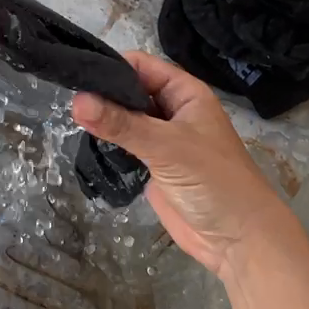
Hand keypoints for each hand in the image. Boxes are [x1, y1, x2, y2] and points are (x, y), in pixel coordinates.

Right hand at [72, 51, 288, 275]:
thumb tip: (76, 101)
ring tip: (72, 118)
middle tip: (69, 99)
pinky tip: (86, 140)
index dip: (111, 66)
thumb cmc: (214, 182)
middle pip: (130, 90)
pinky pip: (124, 144)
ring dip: (104, 119)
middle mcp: (172, 110)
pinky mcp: (152, 166)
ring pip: (125, 118)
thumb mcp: (167, 146)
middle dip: (103, 93)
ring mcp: (162, 139)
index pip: (140, 65)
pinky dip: (107, 142)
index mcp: (184, 93)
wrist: (239, 243)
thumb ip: (121, 124)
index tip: (77, 74)